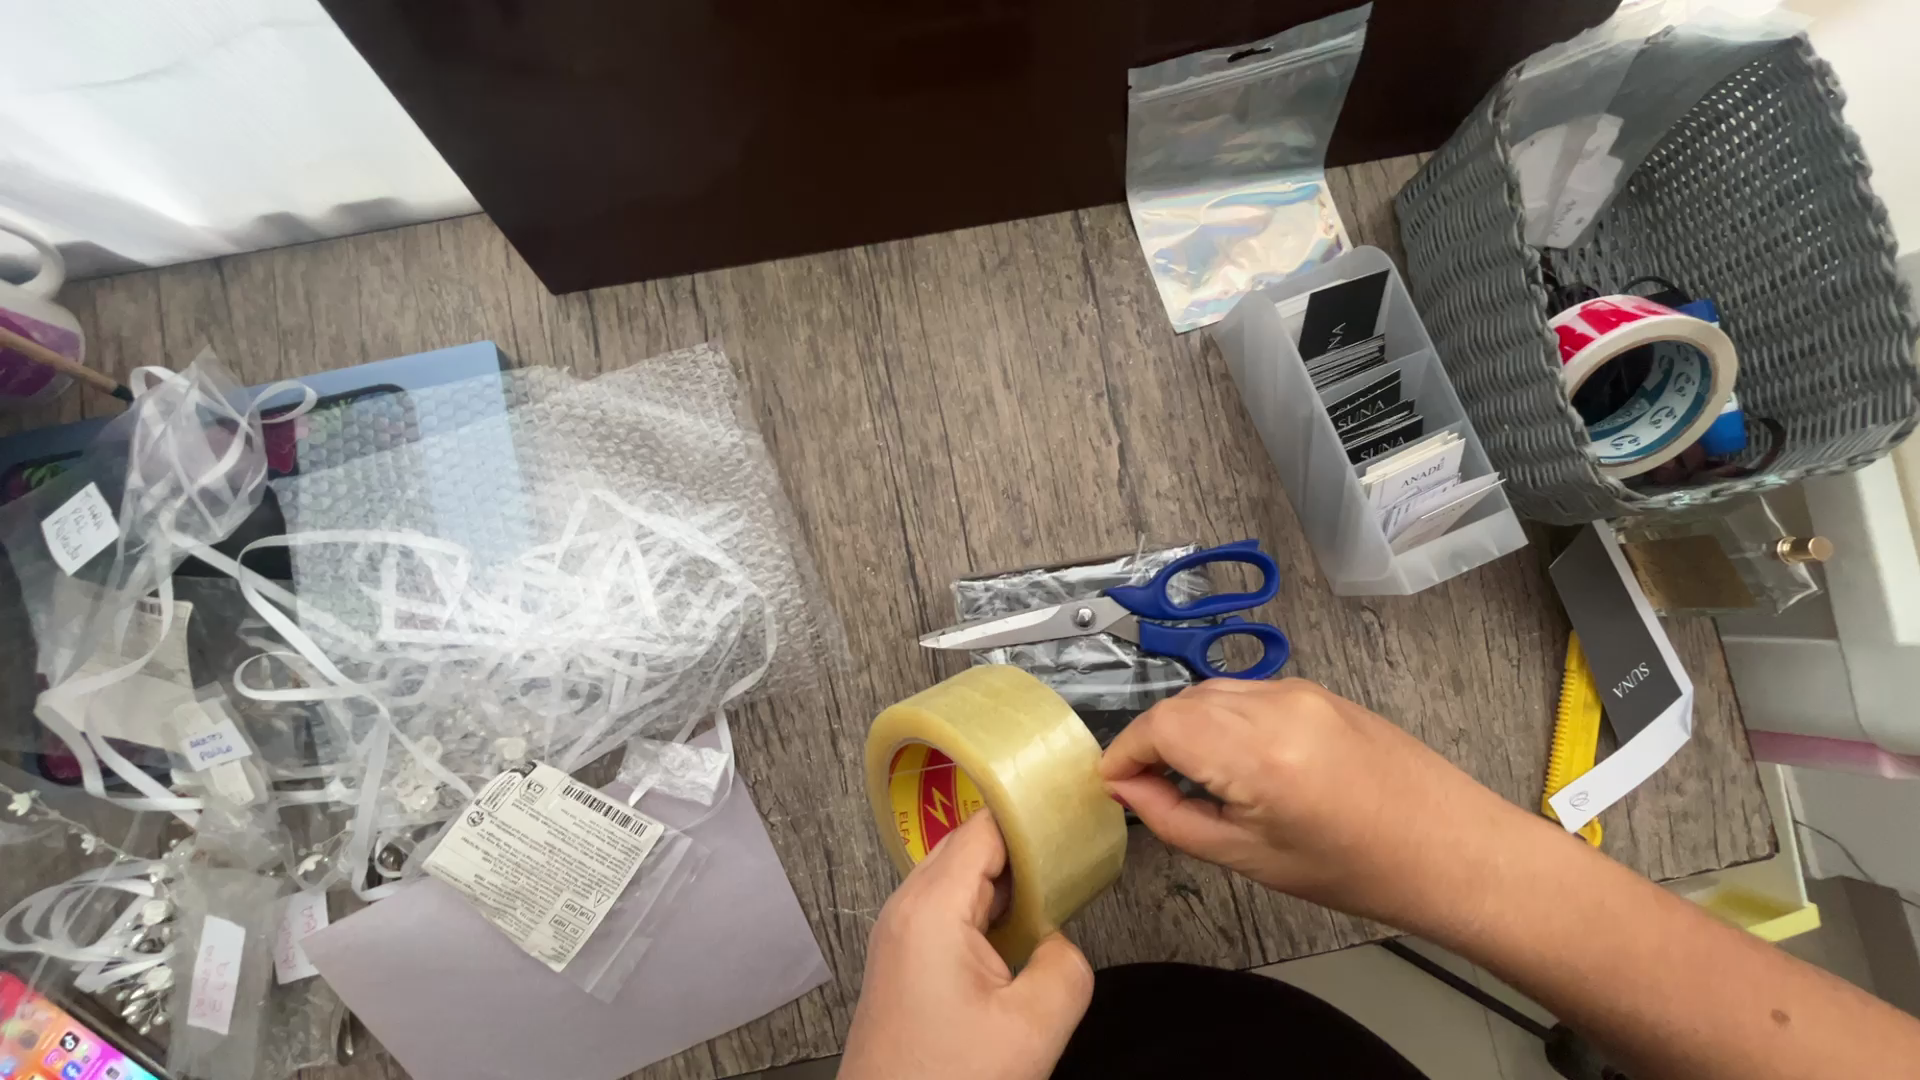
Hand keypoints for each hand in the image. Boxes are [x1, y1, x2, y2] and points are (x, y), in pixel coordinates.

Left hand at [839, 812, 1093, 1079]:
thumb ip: (1065, 969)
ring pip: (957, 876)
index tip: (1067, 816)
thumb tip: (1059, 940)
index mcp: (931, 908)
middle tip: (1067, 851)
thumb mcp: (1030, 1032)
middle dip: (1018, 845)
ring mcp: (898, 931)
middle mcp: (906, 906)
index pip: (982, 829)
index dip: (1026, 819)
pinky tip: (1015, 928)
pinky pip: (947, 907)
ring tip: (1050, 887)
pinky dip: (983, 906)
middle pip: (967, 846)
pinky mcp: (902, 956)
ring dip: (1002, 879)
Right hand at [1100, 677, 1550, 934]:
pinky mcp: (1312, 687)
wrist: (1453, 848)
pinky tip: (1225, 754)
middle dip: (1149, 739)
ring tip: (1182, 771)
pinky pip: (1241, 691)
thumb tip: (1127, 790)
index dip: (1125, 753)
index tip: (1112, 783)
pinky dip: (1216, 715)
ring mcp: (1296, 689)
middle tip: (1141, 783)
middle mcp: (1273, 705)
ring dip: (1181, 724)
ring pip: (1207, 692)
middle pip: (1178, 704)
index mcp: (1258, 754)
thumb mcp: (1250, 858)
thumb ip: (1174, 818)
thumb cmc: (1356, 868)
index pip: (1159, 728)